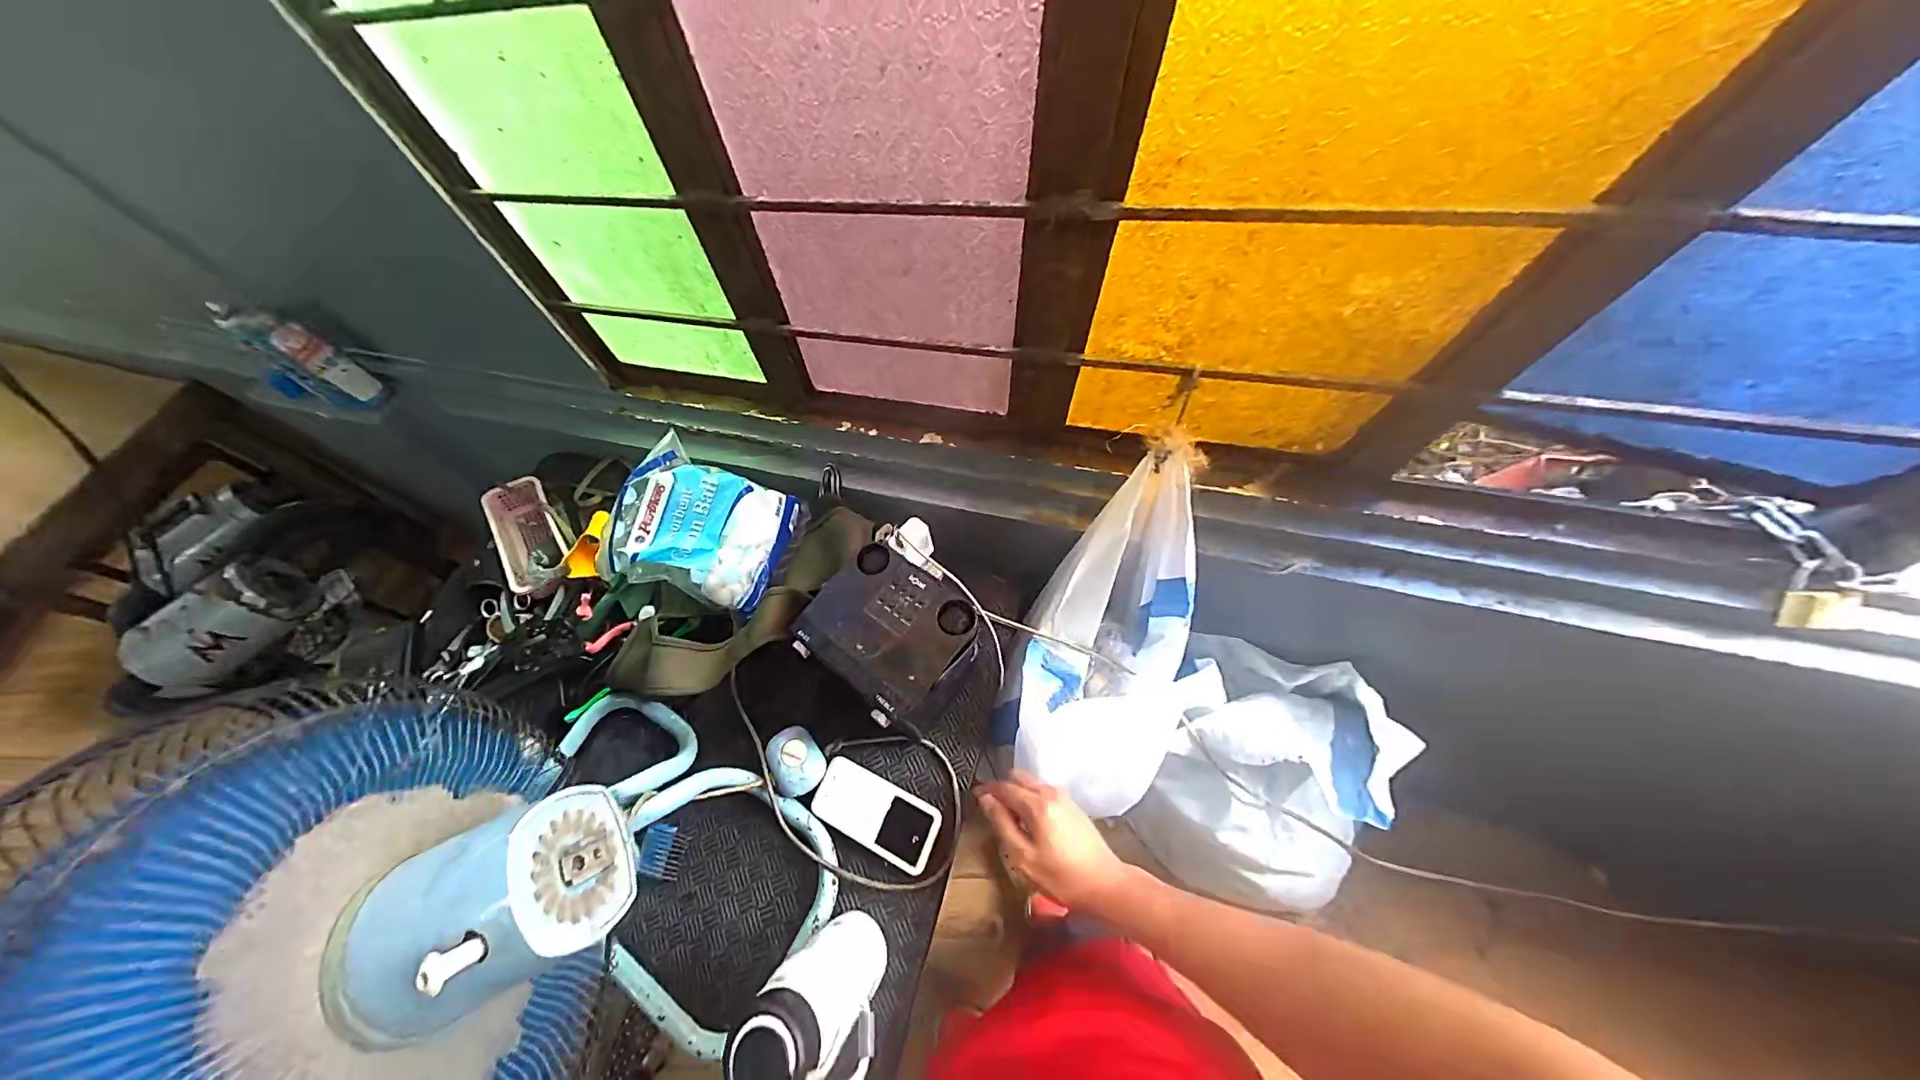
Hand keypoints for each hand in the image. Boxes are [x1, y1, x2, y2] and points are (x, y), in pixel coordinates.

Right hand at [976, 770, 1134, 912]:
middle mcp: (1052, 793)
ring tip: (1009, 817)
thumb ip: (1002, 824)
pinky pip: (1044, 792)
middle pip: (1019, 777)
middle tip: (990, 807)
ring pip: (1032, 783)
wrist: (1105, 885)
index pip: (1004, 786)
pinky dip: (1031, 798)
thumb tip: (987, 801)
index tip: (975, 798)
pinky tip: (1029, 821)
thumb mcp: (1023, 856)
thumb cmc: (1063, 877)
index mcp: (1037, 804)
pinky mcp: (1073, 807)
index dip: (986, 790)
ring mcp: (1065, 798)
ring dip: (1017, 792)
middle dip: (1002, 787)